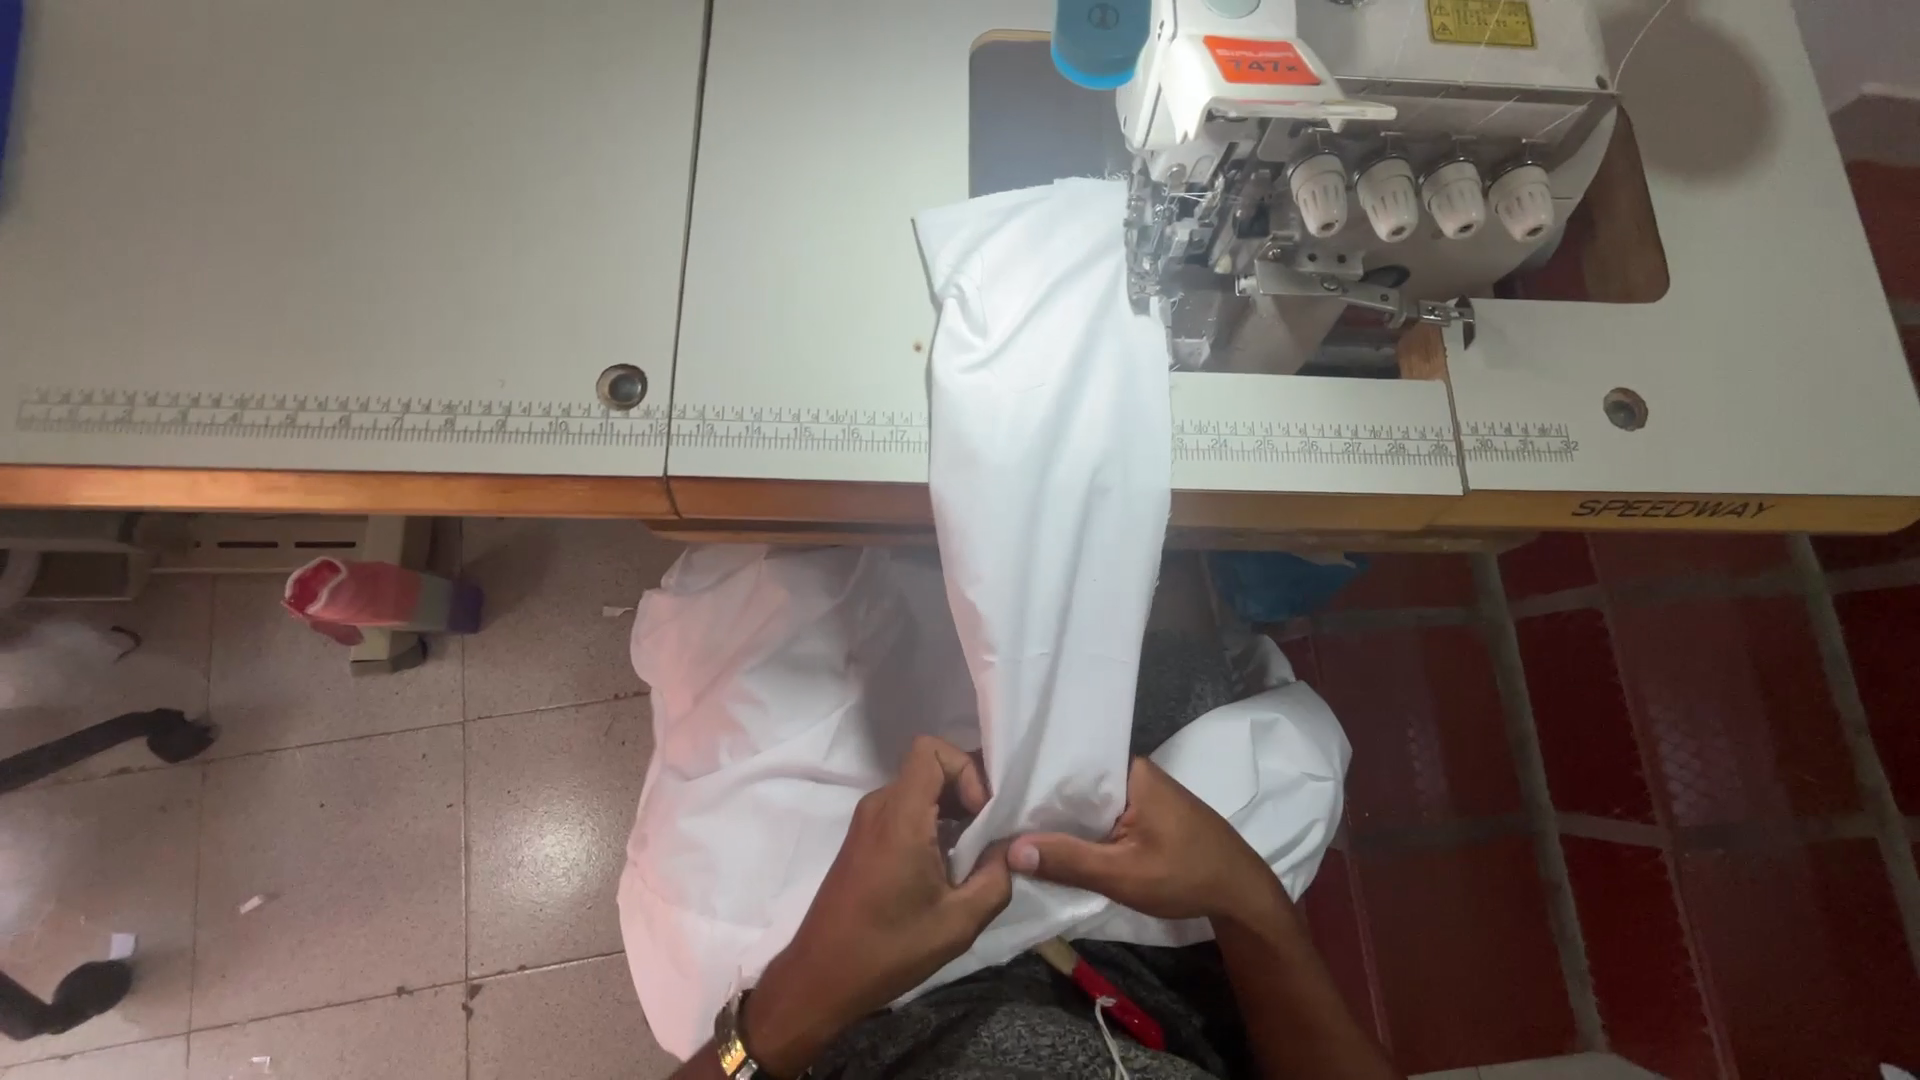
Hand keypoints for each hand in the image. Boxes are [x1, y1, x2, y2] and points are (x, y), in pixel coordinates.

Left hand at [744, 736, 1012, 1076]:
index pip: (932, 749)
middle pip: (929, 767)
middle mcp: (880, 806)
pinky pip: (906, 810)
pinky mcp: (864, 839)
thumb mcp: (958, 923)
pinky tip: (947, 865)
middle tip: (990, 834)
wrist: (820, 979)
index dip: (966, 770)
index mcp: (899, 815)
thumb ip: (996, 879)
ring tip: (973, 854)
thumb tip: (1009, 849)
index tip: (981, 814)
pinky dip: (932, 823)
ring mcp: (868, 821)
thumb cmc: (887, 949)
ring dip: (951, 811)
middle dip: (967, 791)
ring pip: (919, 789)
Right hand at [1008, 756, 1282, 924]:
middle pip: (1072, 779)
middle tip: (993, 811)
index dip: (1028, 775)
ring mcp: (1136, 790)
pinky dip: (1078, 824)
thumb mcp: (1123, 874)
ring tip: (1011, 824)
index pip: (1065, 760)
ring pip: (1084, 798)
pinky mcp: (1140, 810)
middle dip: (1039, 797)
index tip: (992, 789)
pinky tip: (1052, 838)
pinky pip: (1098, 810)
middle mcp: (1130, 770)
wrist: (1242, 894)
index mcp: (1127, 769)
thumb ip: (1068, 860)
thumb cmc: (1186, 875)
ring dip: (1058, 814)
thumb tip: (1009, 850)